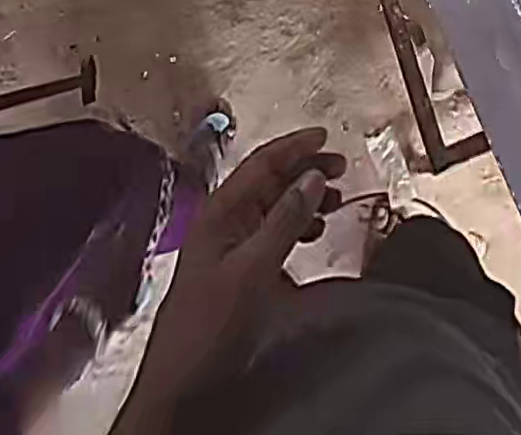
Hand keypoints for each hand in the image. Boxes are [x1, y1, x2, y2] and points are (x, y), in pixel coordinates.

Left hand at [114, 129, 345, 430]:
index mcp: (221, 210)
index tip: (323, 137)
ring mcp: (232, 243)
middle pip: (269, 181)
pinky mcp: (240, 267)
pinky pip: (274, 231)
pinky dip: (297, 225)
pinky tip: (315, 230)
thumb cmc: (211, 322)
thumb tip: (312, 177)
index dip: (293, 146)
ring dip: (304, 197)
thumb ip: (285, 220)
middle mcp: (226, 219)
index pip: (260, 164)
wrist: (181, 384)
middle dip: (303, 169)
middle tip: (339, 166)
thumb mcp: (253, 268)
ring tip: (335, 196)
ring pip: (274, 206)